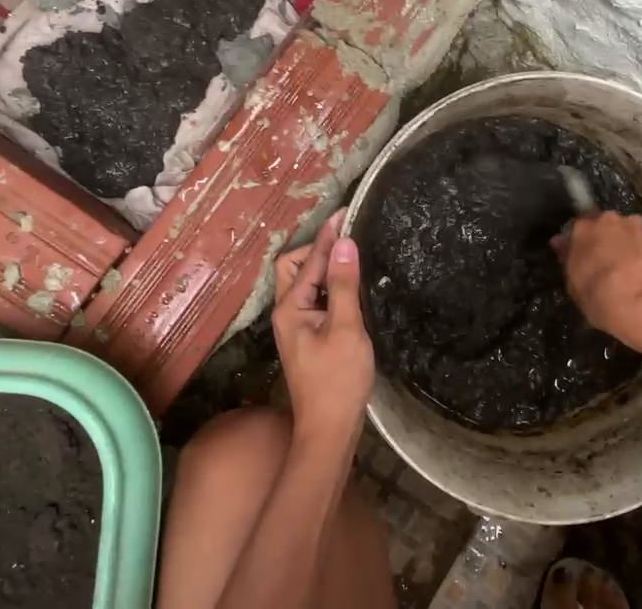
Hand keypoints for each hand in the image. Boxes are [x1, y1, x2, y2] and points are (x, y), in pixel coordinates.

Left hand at [272, 209, 374, 441]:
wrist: (329, 429)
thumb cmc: (338, 380)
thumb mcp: (346, 329)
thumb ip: (344, 285)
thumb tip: (344, 243)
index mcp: (291, 308)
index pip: (308, 260)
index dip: (328, 236)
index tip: (347, 212)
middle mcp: (288, 312)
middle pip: (295, 267)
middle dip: (318, 248)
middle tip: (349, 237)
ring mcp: (297, 326)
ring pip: (307, 283)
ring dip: (326, 266)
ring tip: (354, 254)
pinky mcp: (310, 336)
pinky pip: (317, 298)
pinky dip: (332, 286)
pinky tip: (352, 285)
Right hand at [552, 212, 641, 355]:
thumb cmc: (602, 299)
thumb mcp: (575, 286)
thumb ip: (569, 259)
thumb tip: (560, 241)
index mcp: (583, 230)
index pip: (581, 227)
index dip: (587, 242)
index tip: (590, 256)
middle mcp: (609, 219)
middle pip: (609, 224)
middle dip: (612, 238)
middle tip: (617, 262)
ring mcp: (638, 223)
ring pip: (635, 229)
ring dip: (635, 242)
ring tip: (641, 267)